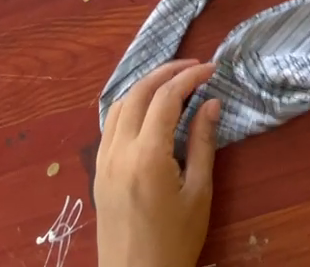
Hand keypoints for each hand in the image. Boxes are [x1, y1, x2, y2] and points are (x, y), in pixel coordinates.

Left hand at [94, 60, 220, 266]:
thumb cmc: (175, 242)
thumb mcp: (199, 192)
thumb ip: (203, 143)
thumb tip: (211, 103)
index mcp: (146, 156)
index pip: (166, 98)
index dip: (190, 77)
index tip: (212, 69)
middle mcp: (119, 152)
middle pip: (138, 93)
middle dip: (167, 72)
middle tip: (194, 67)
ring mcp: (103, 162)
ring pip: (118, 105)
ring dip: (145, 86)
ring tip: (172, 83)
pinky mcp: (98, 174)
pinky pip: (109, 125)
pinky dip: (129, 105)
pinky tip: (148, 110)